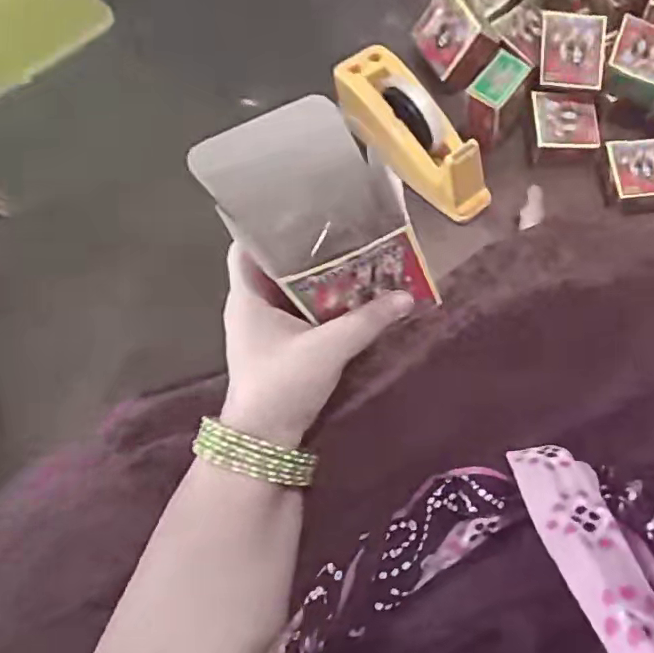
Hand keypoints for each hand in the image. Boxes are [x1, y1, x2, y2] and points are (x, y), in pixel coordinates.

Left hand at [219, 244, 413, 446]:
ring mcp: (264, 329)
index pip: (247, 245)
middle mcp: (250, 306)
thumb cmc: (283, 383)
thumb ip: (367, 321)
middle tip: (344, 236)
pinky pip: (300, 314)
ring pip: (291, 292)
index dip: (271, 226)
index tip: (306, 214)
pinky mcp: (279, 347)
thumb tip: (406, 297)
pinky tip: (349, 301)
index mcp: (246, 296)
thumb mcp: (328, 348)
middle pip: (276, 266)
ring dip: (319, 281)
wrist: (265, 438)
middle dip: (308, 253)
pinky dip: (322, 305)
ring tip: (354, 263)